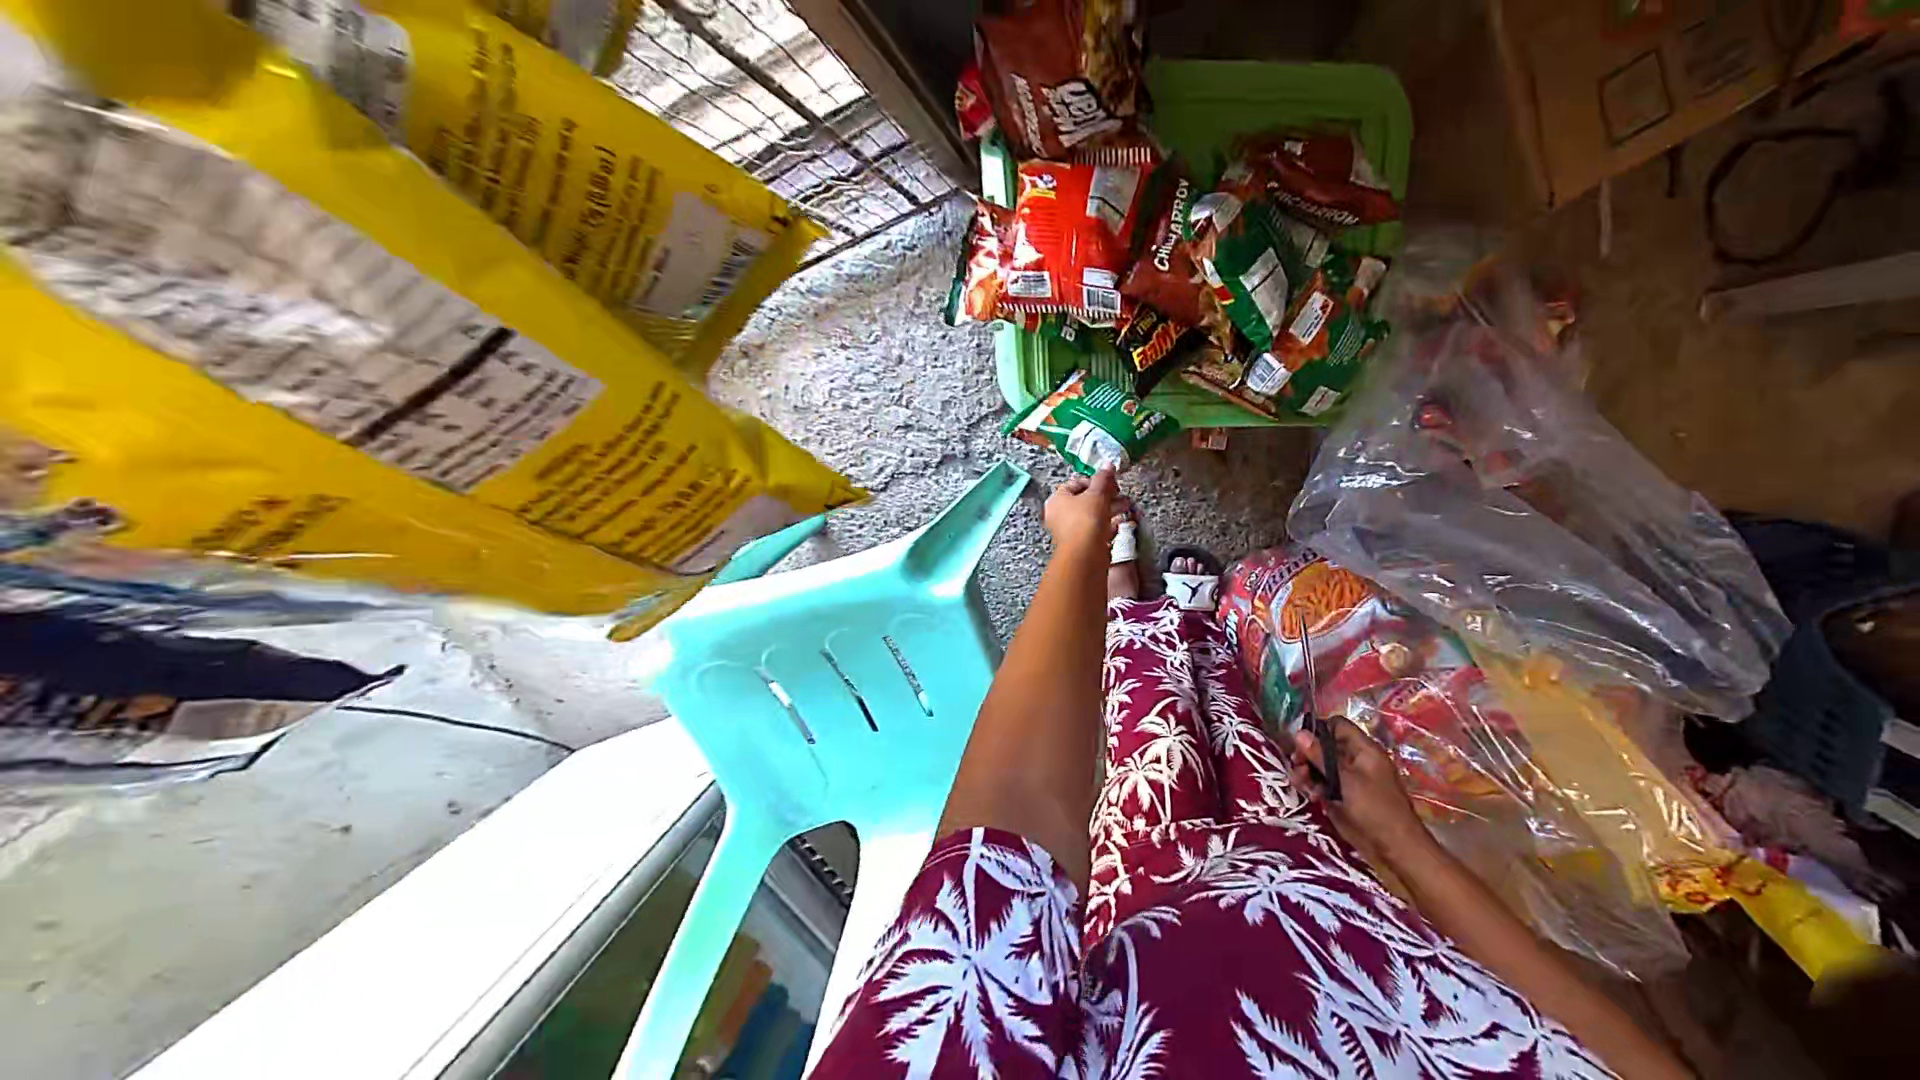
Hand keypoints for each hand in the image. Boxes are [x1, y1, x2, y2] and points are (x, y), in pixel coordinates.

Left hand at [1042, 467, 1118, 552]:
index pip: (1076, 483)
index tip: (1110, 483)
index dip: (1095, 481)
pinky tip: (1118, 525)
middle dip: (1106, 496)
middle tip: (1121, 495)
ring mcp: (1069, 531)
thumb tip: (1109, 464)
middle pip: (1085, 500)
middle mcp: (1059, 515)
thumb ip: (1103, 479)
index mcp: (1057, 500)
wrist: (1085, 555)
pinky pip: (1094, 530)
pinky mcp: (1080, 544)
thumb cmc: (1086, 521)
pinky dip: (1106, 526)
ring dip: (1110, 510)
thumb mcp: (1097, 494)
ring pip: (1092, 515)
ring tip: (1126, 507)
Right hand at [1291, 716, 1432, 865]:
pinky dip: (1313, 786)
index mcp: (1364, 750)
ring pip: (1320, 765)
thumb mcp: (1345, 780)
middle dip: (1308, 753)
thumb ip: (1321, 756)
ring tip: (1299, 782)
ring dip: (1307, 771)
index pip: (1338, 726)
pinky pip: (1323, 782)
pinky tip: (1310, 795)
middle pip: (1325, 745)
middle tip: (1296, 764)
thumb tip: (1299, 733)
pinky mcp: (1343, 795)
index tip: (1300, 742)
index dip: (1318, 729)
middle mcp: (1356, 760)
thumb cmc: (1374, 809)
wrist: (1394, 848)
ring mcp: (1349, 778)